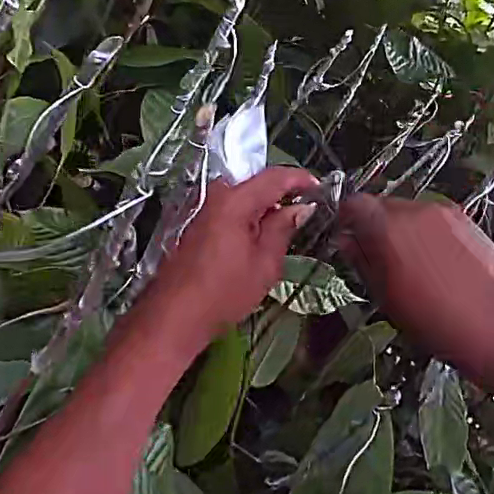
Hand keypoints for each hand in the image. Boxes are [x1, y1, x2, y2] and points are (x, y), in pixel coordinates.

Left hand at [142, 167, 319, 345]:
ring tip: (285, 228)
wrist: (173, 316)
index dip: (301, 179)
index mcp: (235, 200)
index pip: (275, 176)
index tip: (320, 187)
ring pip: (243, 197)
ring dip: (264, 208)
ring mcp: (203, 208)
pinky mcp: (196, 223)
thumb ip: (283, 228)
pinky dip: (248, 217)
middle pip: (257, 184)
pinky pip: (230, 209)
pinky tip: (259, 238)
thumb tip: (301, 207)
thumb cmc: (223, 292)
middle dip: (283, 194)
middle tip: (305, 210)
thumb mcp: (265, 263)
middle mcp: (217, 196)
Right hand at [336, 194, 493, 386]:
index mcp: (388, 227)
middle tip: (381, 262)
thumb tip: (346, 240)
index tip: (350, 242)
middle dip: (376, 228)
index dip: (348, 221)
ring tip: (414, 269)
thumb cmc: (438, 322)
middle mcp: (415, 210)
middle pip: (382, 206)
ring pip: (410, 213)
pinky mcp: (467, 220)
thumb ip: (363, 262)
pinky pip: (435, 220)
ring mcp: (444, 213)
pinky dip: (428, 235)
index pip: (354, 204)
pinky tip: (440, 267)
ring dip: (403, 232)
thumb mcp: (387, 298)